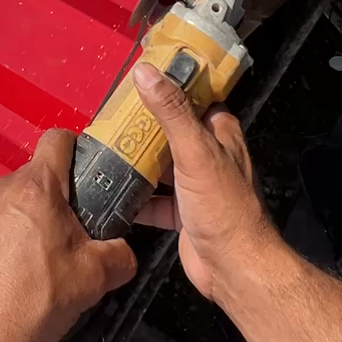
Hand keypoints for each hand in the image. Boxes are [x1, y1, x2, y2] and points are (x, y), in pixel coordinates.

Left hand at [0, 129, 136, 341]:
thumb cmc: (35, 303)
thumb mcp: (97, 277)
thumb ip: (121, 254)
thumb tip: (124, 253)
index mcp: (37, 189)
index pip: (58, 139)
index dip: (76, 146)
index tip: (84, 166)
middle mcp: (2, 192)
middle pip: (36, 175)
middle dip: (55, 196)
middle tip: (70, 231)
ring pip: (11, 200)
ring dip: (27, 217)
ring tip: (39, 258)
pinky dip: (2, 238)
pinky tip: (11, 272)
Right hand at [130, 63, 279, 301]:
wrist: (234, 268)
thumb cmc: (224, 206)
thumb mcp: (195, 150)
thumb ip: (171, 111)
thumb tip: (146, 73)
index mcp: (220, 132)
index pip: (195, 97)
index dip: (170, 85)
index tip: (140, 77)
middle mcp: (210, 154)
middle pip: (173, 130)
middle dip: (145, 124)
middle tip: (112, 115)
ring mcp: (197, 184)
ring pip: (162, 164)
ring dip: (138, 160)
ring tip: (107, 148)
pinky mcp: (184, 212)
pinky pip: (155, 199)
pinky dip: (137, 197)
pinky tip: (114, 192)